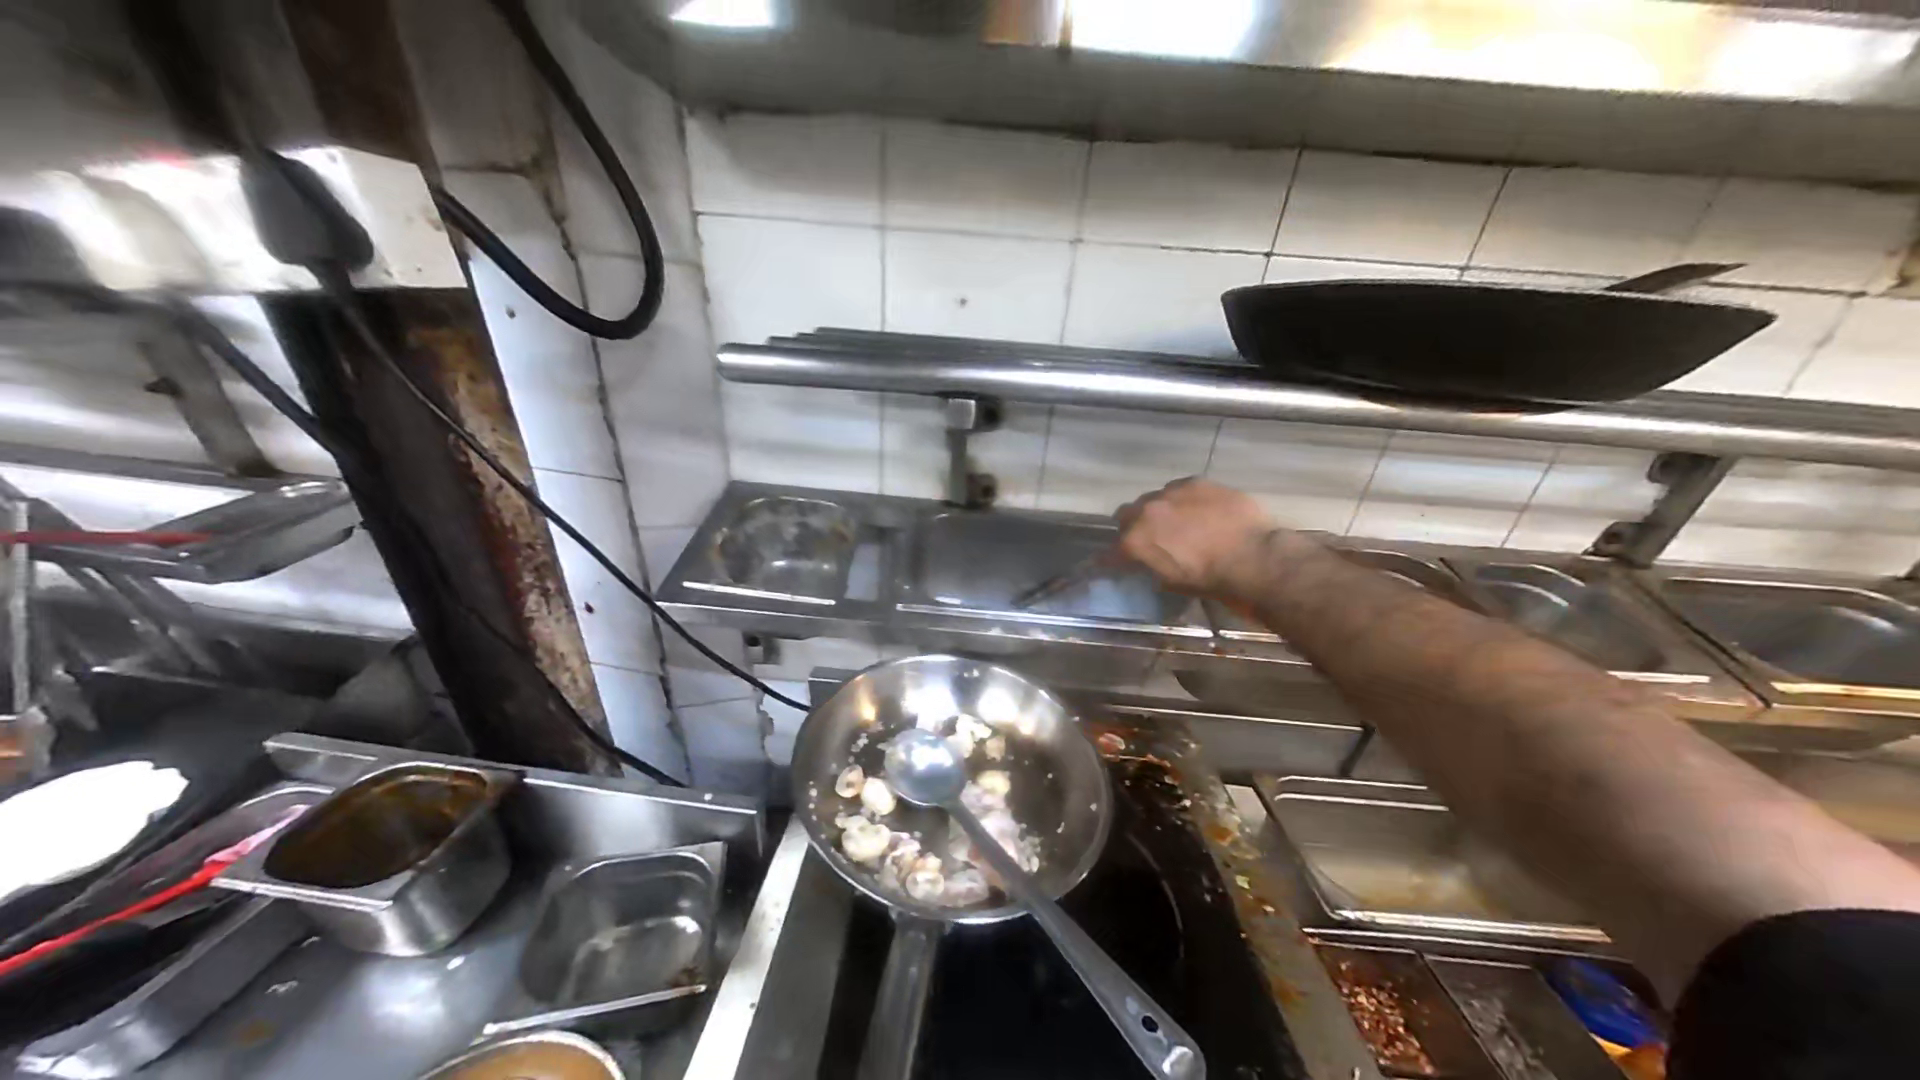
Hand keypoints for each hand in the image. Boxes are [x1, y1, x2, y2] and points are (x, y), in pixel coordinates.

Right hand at [1114, 478, 1285, 596]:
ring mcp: (1170, 492)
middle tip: (1153, 538)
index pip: (1111, 551)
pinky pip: (1180, 488)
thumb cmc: (1211, 579)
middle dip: (1134, 526)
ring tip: (1181, 522)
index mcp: (1134, 541)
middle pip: (1126, 515)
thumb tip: (1150, 562)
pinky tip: (1202, 510)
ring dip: (1161, 510)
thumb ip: (1152, 567)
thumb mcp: (1171, 583)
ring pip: (1154, 498)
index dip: (1115, 558)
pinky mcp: (1195, 481)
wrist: (1252, 557)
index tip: (1119, 562)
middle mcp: (1145, 512)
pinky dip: (1185, 499)